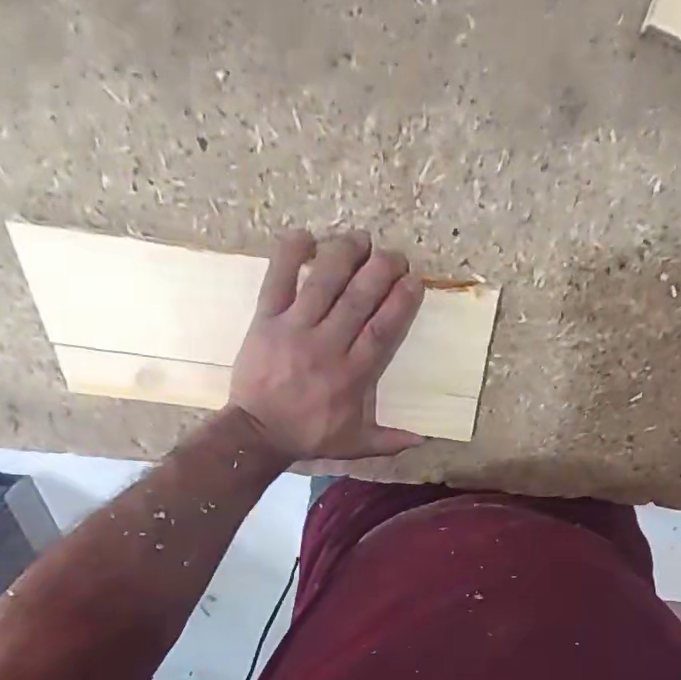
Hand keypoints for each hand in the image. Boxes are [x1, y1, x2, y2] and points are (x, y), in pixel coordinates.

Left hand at [227, 229, 426, 460]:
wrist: (257, 433)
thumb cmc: (310, 436)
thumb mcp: (355, 444)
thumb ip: (390, 440)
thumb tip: (424, 440)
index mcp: (353, 374)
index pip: (381, 330)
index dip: (400, 302)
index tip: (414, 281)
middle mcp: (326, 346)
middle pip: (357, 300)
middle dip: (379, 272)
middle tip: (396, 255)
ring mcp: (294, 329)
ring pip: (322, 284)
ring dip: (343, 256)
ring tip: (360, 238)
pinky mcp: (265, 320)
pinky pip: (277, 281)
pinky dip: (289, 255)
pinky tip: (305, 235)